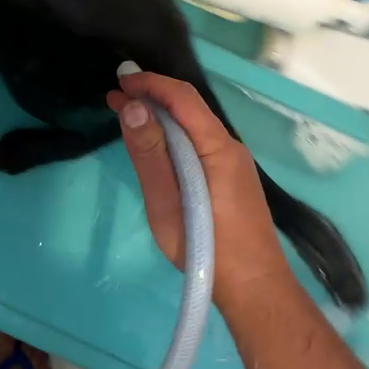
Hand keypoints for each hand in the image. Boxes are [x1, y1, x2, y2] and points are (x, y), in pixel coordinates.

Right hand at [106, 69, 288, 297]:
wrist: (255, 289)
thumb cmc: (207, 248)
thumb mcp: (168, 202)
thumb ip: (151, 154)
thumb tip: (133, 106)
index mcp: (218, 147)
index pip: (183, 97)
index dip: (150, 83)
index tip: (118, 80)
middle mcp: (230, 146)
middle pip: (189, 107)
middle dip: (151, 95)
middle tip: (113, 97)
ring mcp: (232, 163)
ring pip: (193, 125)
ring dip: (159, 115)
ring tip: (125, 115)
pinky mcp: (229, 177)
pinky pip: (197, 142)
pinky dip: (171, 134)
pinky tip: (153, 144)